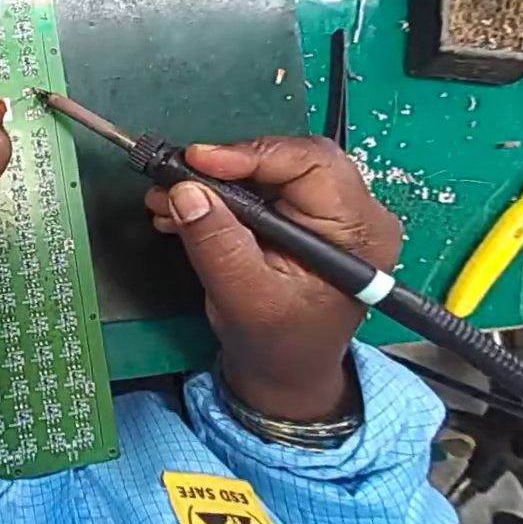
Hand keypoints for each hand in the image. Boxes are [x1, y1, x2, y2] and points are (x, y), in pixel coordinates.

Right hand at [144, 137, 403, 420]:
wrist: (284, 369)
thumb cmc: (276, 341)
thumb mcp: (243, 297)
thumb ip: (216, 243)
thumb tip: (184, 191)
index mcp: (358, 229)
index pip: (310, 163)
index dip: (250, 155)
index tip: (195, 162)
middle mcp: (350, 211)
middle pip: (286, 160)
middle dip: (224, 167)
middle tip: (175, 178)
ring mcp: (322, 213)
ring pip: (264, 172)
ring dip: (210, 182)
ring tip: (164, 198)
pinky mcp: (294, 218)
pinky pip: (252, 190)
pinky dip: (212, 196)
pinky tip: (179, 209)